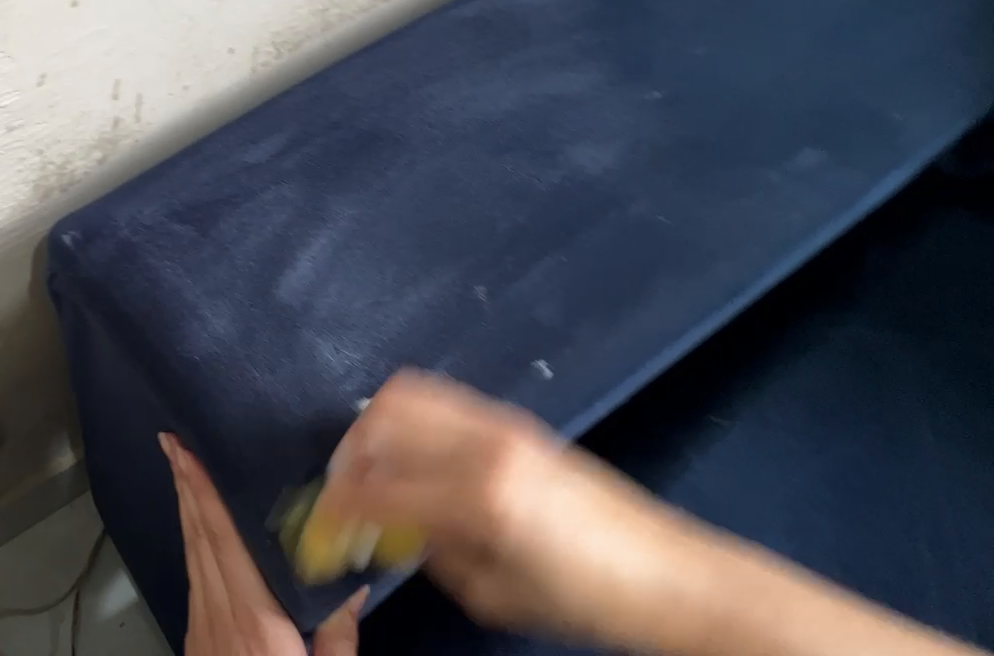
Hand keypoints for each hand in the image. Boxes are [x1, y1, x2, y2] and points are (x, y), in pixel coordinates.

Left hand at [162, 432, 365, 655]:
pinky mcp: (196, 639)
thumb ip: (338, 632)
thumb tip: (353, 579)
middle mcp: (220, 614)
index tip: (185, 453)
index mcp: (256, 621)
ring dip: (184, 505)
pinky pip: (192, 574)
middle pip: (198, 536)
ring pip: (190, 552)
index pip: (224, 541)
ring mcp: (202, 627)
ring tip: (179, 467)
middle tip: (171, 440)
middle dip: (184, 484)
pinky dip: (191, 539)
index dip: (203, 492)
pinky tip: (195, 525)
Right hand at [315, 370, 706, 650]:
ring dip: (372, 426)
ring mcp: (495, 422)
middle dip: (348, 454)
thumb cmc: (588, 601)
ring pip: (402, 395)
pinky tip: (409, 446)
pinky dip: (404, 413)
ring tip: (370, 460)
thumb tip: (397, 528)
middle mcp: (480, 447)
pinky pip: (434, 396)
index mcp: (479, 500)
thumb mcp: (496, 596)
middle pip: (381, 422)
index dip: (338, 505)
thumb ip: (433, 553)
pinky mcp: (507, 416)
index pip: (380, 488)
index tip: (321, 522)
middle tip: (342, 486)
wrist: (674, 574)